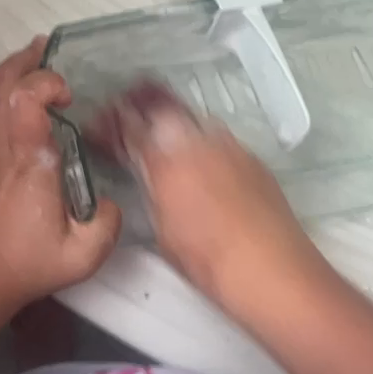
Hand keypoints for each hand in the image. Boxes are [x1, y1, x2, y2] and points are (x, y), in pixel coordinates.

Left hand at [0, 39, 121, 315]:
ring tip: (34, 73)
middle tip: (50, 53)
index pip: (25, 94)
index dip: (47, 81)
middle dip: (28, 60)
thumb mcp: (82, 254)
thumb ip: (107, 223)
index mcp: (27, 155)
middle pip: (4, 79)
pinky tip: (2, 111)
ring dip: (12, 77)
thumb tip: (112, 201)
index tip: (68, 96)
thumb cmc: (26, 262)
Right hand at [99, 83, 327, 306]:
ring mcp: (227, 144)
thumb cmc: (209, 260)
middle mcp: (197, 140)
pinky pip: (217, 136)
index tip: (101, 122)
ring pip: (192, 118)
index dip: (112, 122)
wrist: (271, 268)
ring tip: (163, 132)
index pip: (131, 127)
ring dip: (172, 119)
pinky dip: (201, 138)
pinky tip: (201, 158)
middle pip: (162, 107)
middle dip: (141, 105)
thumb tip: (144, 170)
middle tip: (128, 110)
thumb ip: (151, 188)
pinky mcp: (250, 156)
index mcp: (166, 158)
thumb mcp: (163, 228)